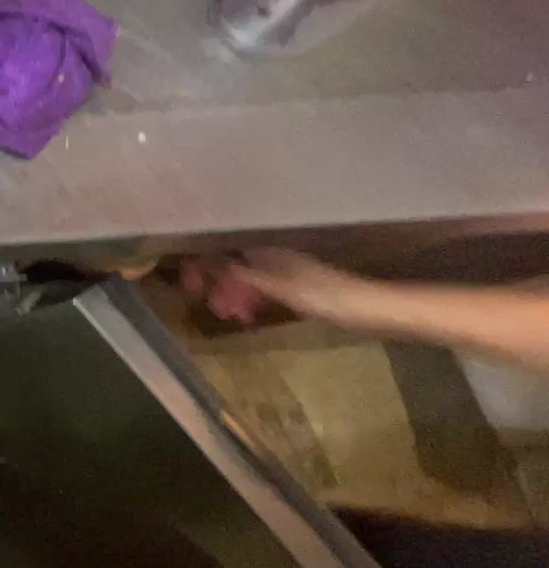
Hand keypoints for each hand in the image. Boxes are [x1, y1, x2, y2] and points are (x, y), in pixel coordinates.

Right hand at [178, 248, 381, 326]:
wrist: (374, 310)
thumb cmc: (324, 296)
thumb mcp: (277, 287)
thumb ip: (240, 273)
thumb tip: (204, 260)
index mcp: (264, 252)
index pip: (221, 251)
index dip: (201, 265)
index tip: (192, 287)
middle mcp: (271, 257)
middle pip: (231, 265)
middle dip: (216, 284)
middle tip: (213, 308)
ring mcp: (284, 272)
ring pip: (246, 279)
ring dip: (234, 296)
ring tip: (231, 316)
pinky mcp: (296, 287)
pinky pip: (261, 289)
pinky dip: (251, 300)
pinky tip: (250, 315)